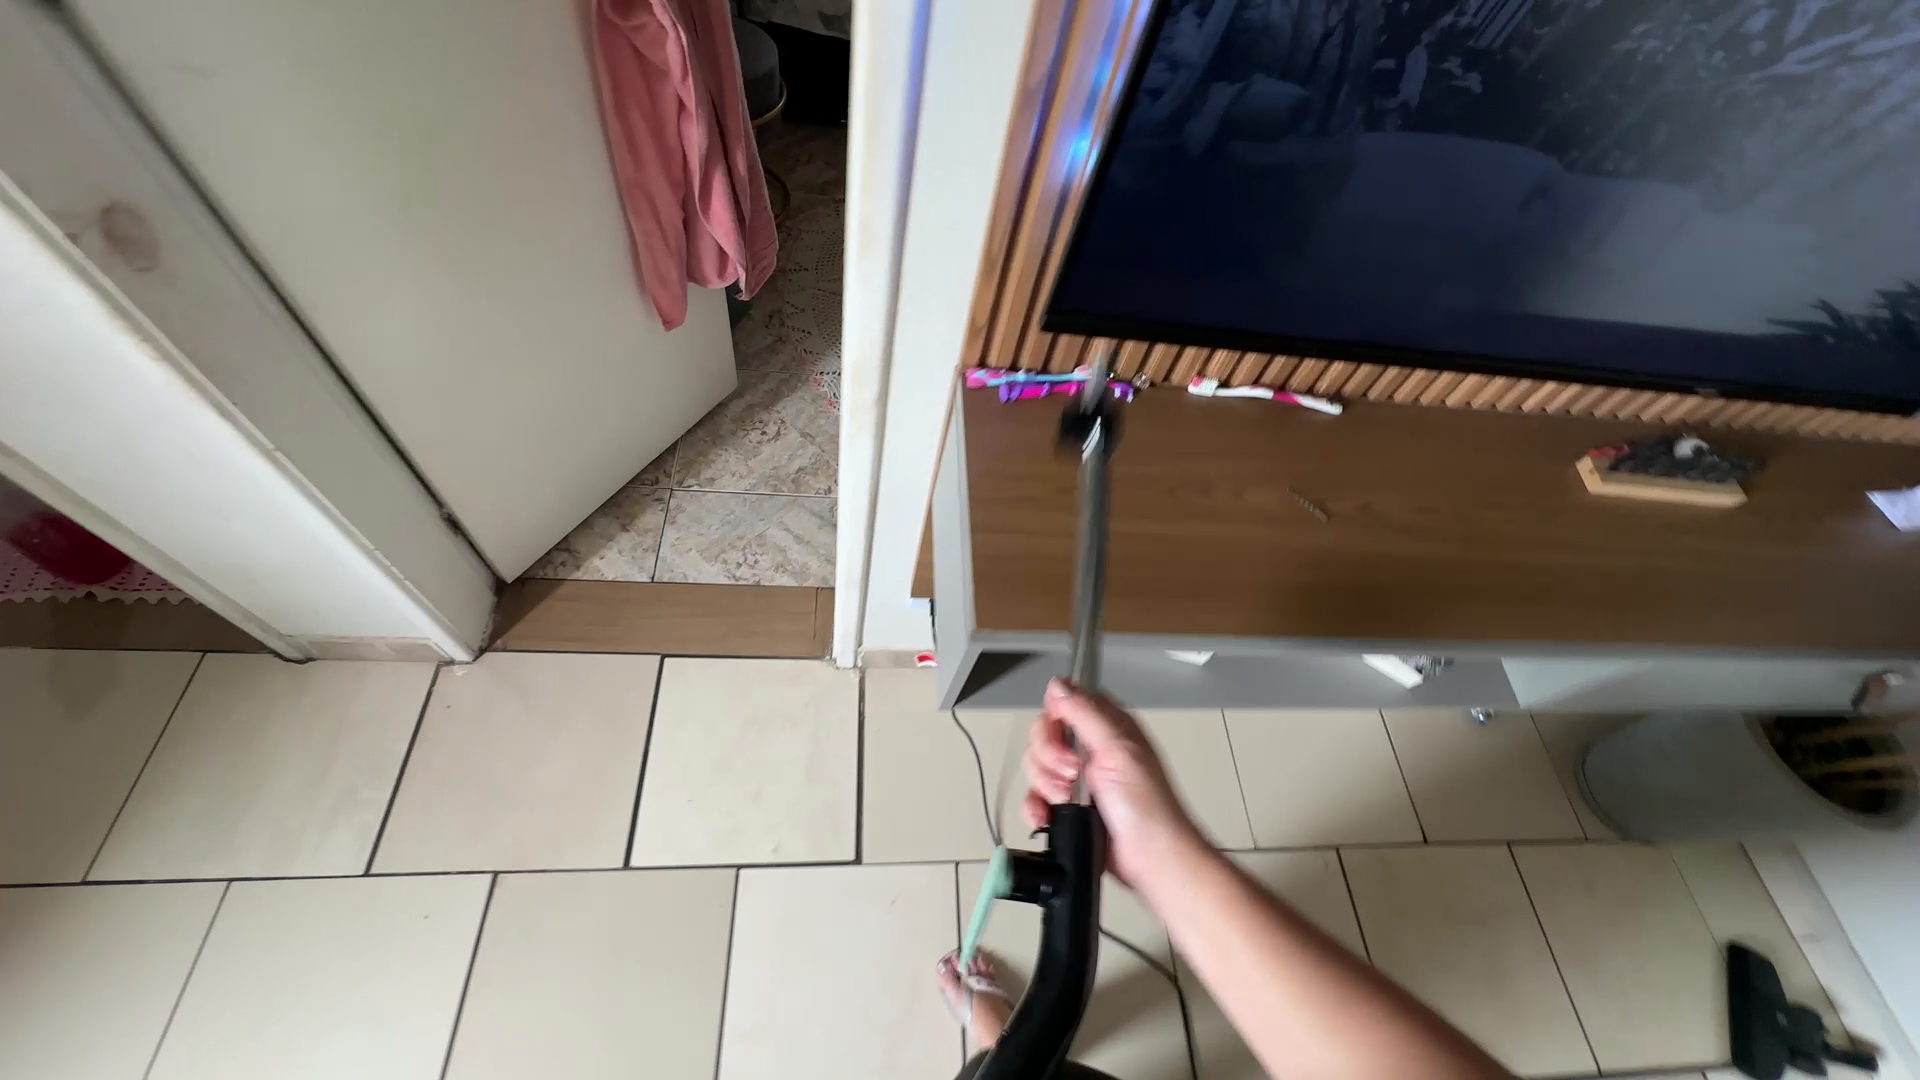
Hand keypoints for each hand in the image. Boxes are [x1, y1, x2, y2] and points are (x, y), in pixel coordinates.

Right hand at [1023, 678, 1202, 885]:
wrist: (1150, 860)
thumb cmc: (1147, 807)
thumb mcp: (1118, 750)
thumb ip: (1086, 714)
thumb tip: (1059, 684)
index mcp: (1108, 727)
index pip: (1066, 702)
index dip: (1055, 716)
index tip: (1062, 735)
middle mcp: (1091, 749)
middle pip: (1044, 734)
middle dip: (1049, 756)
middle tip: (1073, 774)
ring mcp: (1078, 779)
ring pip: (1036, 766)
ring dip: (1046, 785)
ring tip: (1069, 799)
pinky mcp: (1067, 807)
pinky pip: (1034, 797)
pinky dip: (1036, 807)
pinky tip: (1049, 815)